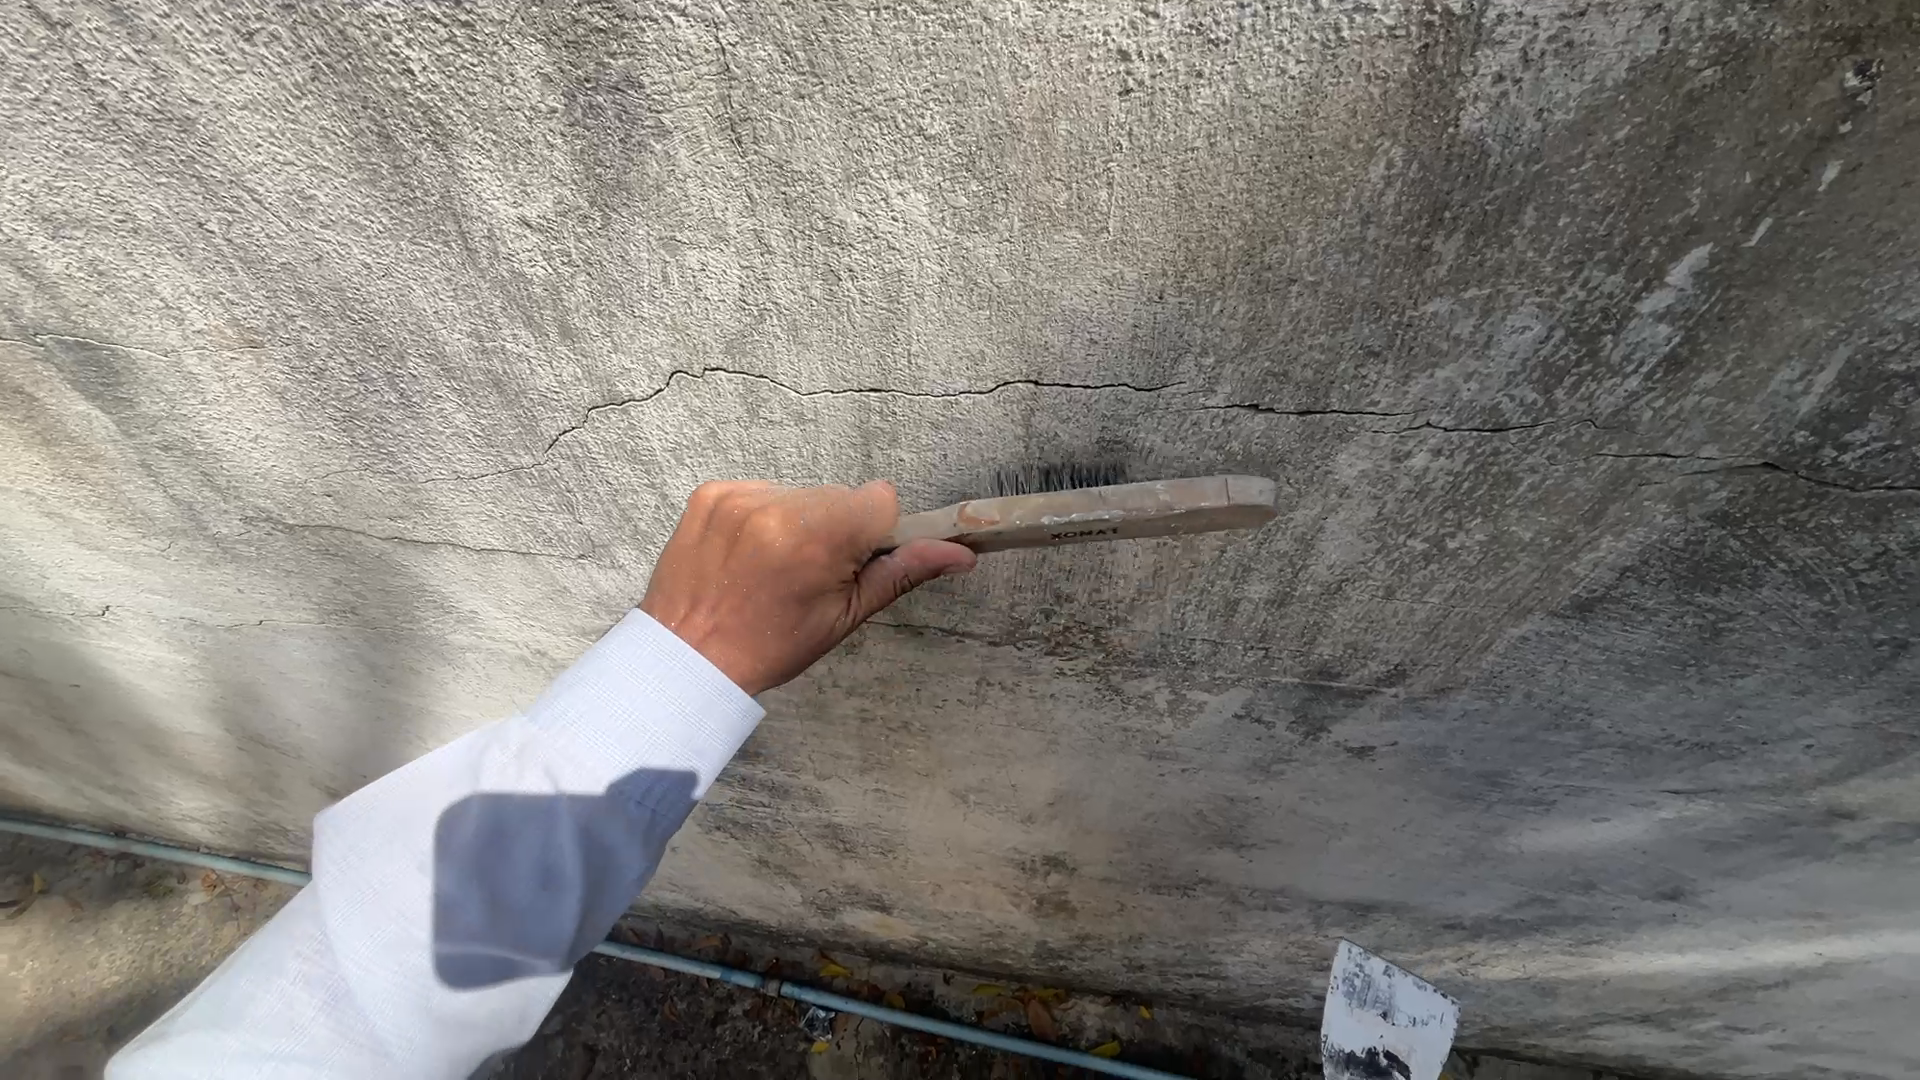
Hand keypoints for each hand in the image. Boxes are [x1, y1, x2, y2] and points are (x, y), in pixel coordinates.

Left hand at [639, 480, 976, 694]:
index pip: (880, 498)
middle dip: (838, 527)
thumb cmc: (772, 645)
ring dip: (802, 520)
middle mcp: (777, 505)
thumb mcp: (845, 617)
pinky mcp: (711, 492)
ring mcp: (739, 495)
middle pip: (841, 495)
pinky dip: (766, 516)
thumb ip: (902, 574)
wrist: (686, 656)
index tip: (850, 564)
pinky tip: (749, 553)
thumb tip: (962, 553)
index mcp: (817, 538)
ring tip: (774, 565)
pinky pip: (764, 491)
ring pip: (803, 493)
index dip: (874, 532)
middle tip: (809, 572)